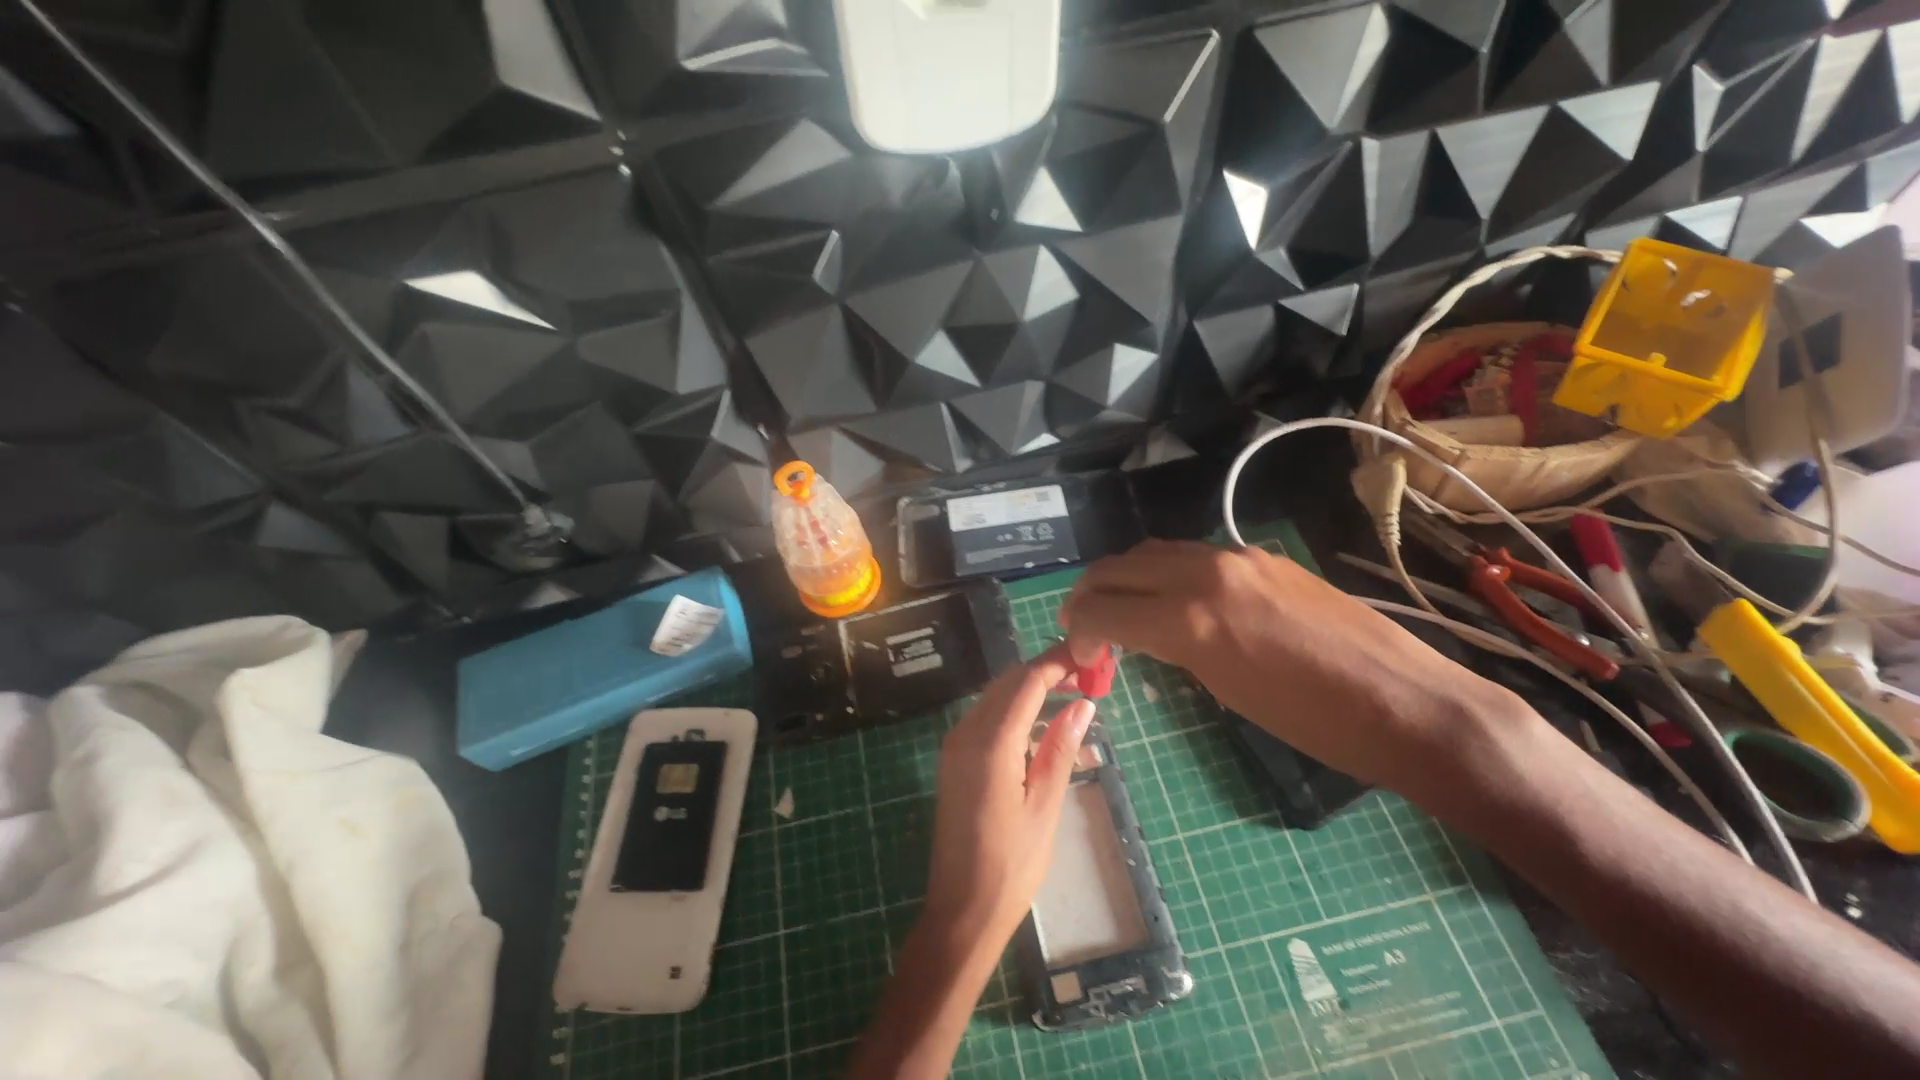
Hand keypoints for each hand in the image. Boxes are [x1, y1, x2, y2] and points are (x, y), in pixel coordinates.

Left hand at [923, 646, 1095, 942]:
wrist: (962, 909)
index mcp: (990, 743)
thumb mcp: (1046, 807)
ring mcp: (954, 748)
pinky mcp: (953, 762)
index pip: (1026, 682)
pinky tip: (1040, 725)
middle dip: (1044, 672)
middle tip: (1086, 676)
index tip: (1088, 655)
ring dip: (1028, 690)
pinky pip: (984, 720)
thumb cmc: (1012, 865)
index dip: (1057, 662)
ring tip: (1071, 696)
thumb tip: (1081, 704)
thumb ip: (1060, 749)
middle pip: (1007, 684)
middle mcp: (965, 734)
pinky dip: (1013, 712)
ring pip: (994, 698)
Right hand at [1059, 540, 1532, 800]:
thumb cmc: (1316, 725)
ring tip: (1122, 608)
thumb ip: (1176, 650)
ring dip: (1127, 576)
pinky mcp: (1267, 558)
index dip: (1077, 628)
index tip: (1075, 650)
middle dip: (1090, 594)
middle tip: (1082, 624)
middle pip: (1119, 566)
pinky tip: (1178, 601)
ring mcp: (1241, 558)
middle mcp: (1207, 573)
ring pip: (1157, 551)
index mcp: (1190, 617)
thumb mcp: (1226, 692)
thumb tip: (1148, 636)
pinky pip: (1196, 555)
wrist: (1409, 703)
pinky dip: (1169, 572)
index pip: (1104, 606)